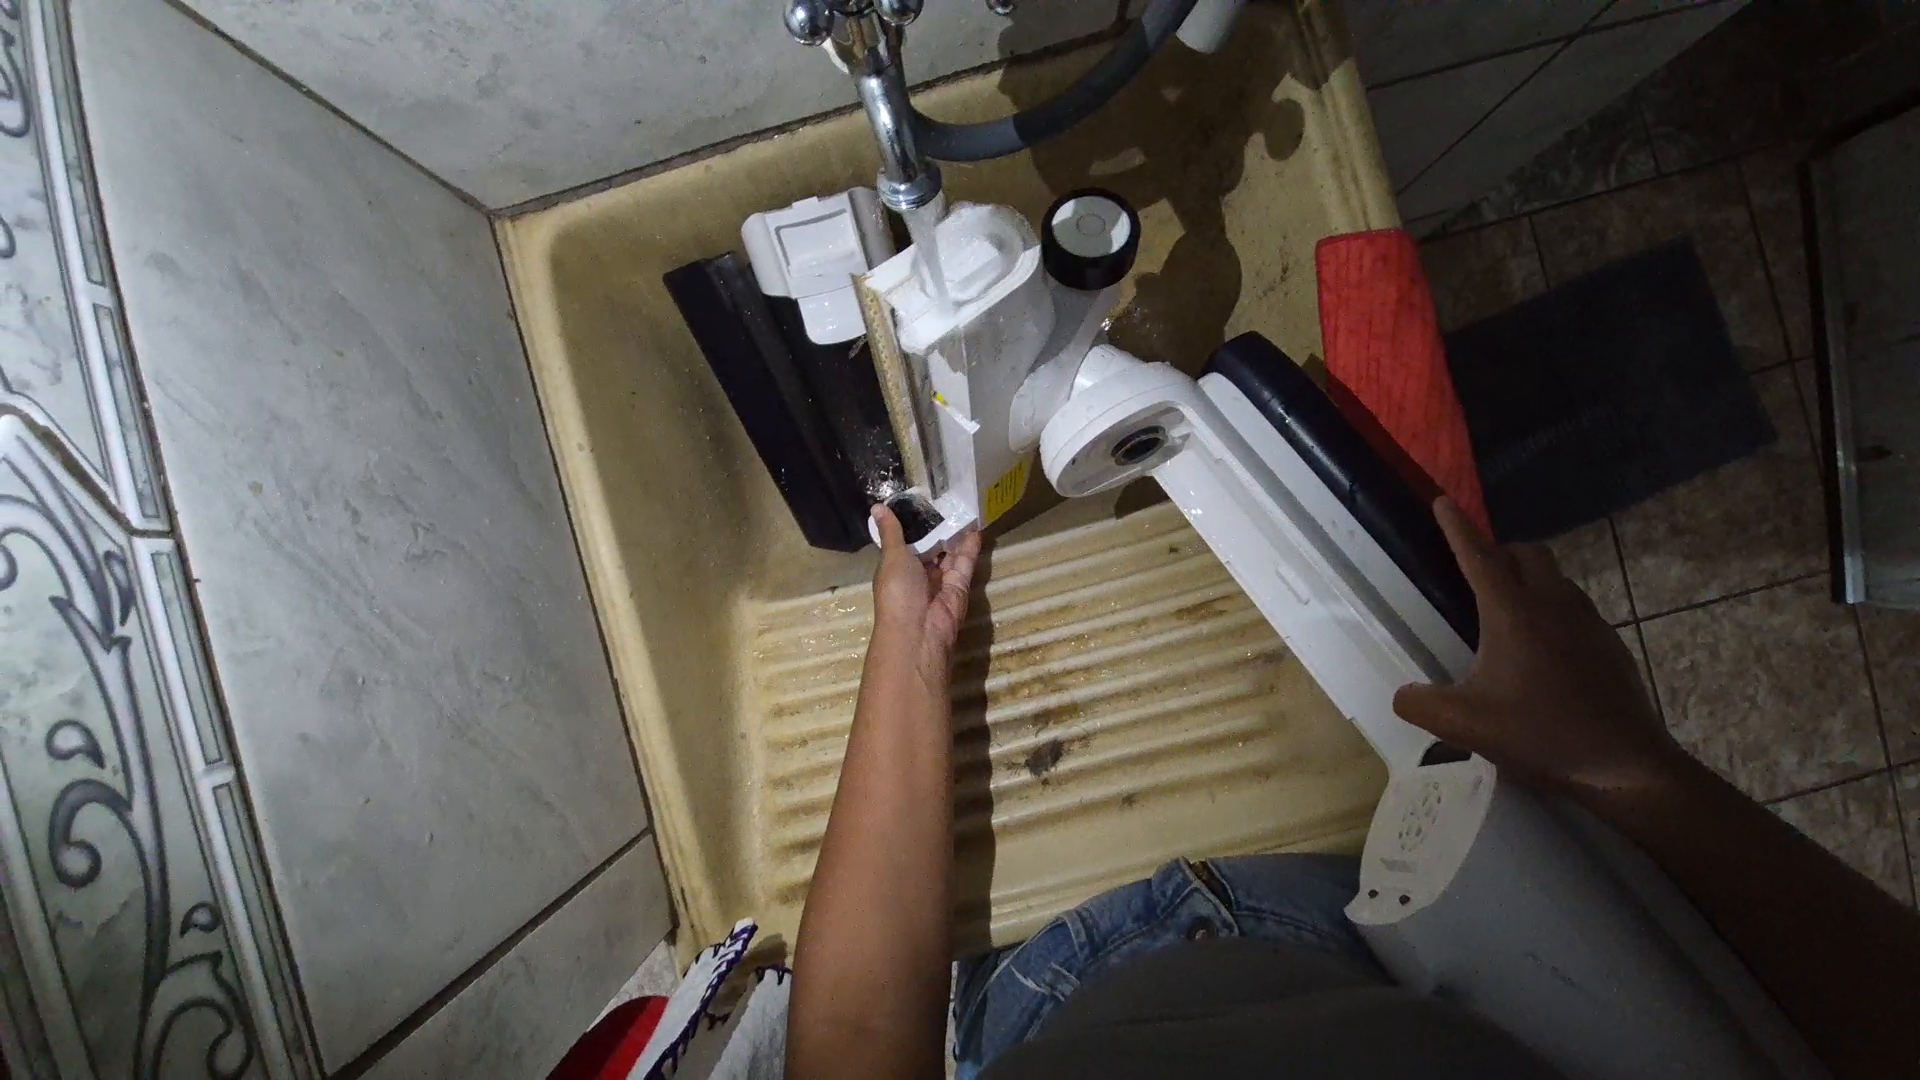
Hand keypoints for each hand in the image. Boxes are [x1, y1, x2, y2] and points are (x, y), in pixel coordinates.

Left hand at [870, 504, 982, 690]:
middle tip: (948, 498)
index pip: (906, 542)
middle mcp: (918, 574)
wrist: (919, 629)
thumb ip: (891, 531)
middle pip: (930, 547)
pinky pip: (965, 563)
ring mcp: (940, 581)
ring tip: (965, 508)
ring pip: (949, 553)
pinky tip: (976, 528)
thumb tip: (877, 506)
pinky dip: (970, 547)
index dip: (913, 523)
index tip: (921, 499)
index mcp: (897, 567)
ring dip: (956, 534)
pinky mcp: (959, 587)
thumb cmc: (897, 590)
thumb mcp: (892, 556)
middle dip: (937, 527)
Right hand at [1392, 498, 1687, 800]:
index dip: (1457, 528)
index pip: (1479, 556)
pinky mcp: (1609, 647)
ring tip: (1503, 609)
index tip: (1443, 503)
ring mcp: (1589, 625)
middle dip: (1498, 549)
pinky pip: (1573, 607)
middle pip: (1528, 553)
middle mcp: (1553, 607)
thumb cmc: (1539, 735)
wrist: (1626, 768)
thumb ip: (1417, 702)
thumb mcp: (1460, 724)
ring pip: (1556, 578)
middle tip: (1473, 570)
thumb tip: (1403, 693)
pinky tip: (1537, 648)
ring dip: (1527, 578)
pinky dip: (1549, 607)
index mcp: (1513, 615)